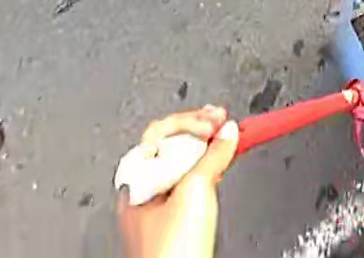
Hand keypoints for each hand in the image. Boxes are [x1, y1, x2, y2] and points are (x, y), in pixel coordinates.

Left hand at [118, 106, 239, 257]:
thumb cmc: (172, 254)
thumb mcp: (196, 190)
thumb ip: (213, 155)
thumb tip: (228, 131)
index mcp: (135, 178)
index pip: (161, 131)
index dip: (191, 121)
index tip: (219, 119)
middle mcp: (142, 191)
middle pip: (171, 145)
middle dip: (199, 130)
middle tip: (223, 122)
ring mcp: (157, 209)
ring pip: (181, 165)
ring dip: (204, 149)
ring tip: (224, 140)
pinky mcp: (173, 225)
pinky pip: (188, 185)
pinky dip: (205, 171)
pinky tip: (217, 168)